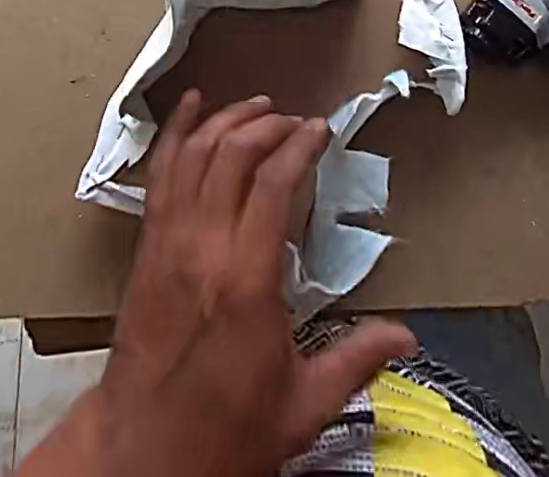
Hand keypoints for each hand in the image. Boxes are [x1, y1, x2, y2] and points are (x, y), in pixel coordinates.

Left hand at [18, 91, 415, 476]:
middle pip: (233, 156)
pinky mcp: (147, 245)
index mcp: (247, 281)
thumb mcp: (302, 406)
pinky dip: (174, 133)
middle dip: (268, 126)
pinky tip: (190, 106)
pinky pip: (158, 174)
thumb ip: (355, 360)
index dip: (299, 146)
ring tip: (256, 106)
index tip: (319, 130)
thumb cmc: (225, 431)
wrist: (142, 451)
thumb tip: (406, 335)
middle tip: (296, 122)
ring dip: (226, 121)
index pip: (274, 184)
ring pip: (193, 154)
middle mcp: (204, 247)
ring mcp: (168, 241)